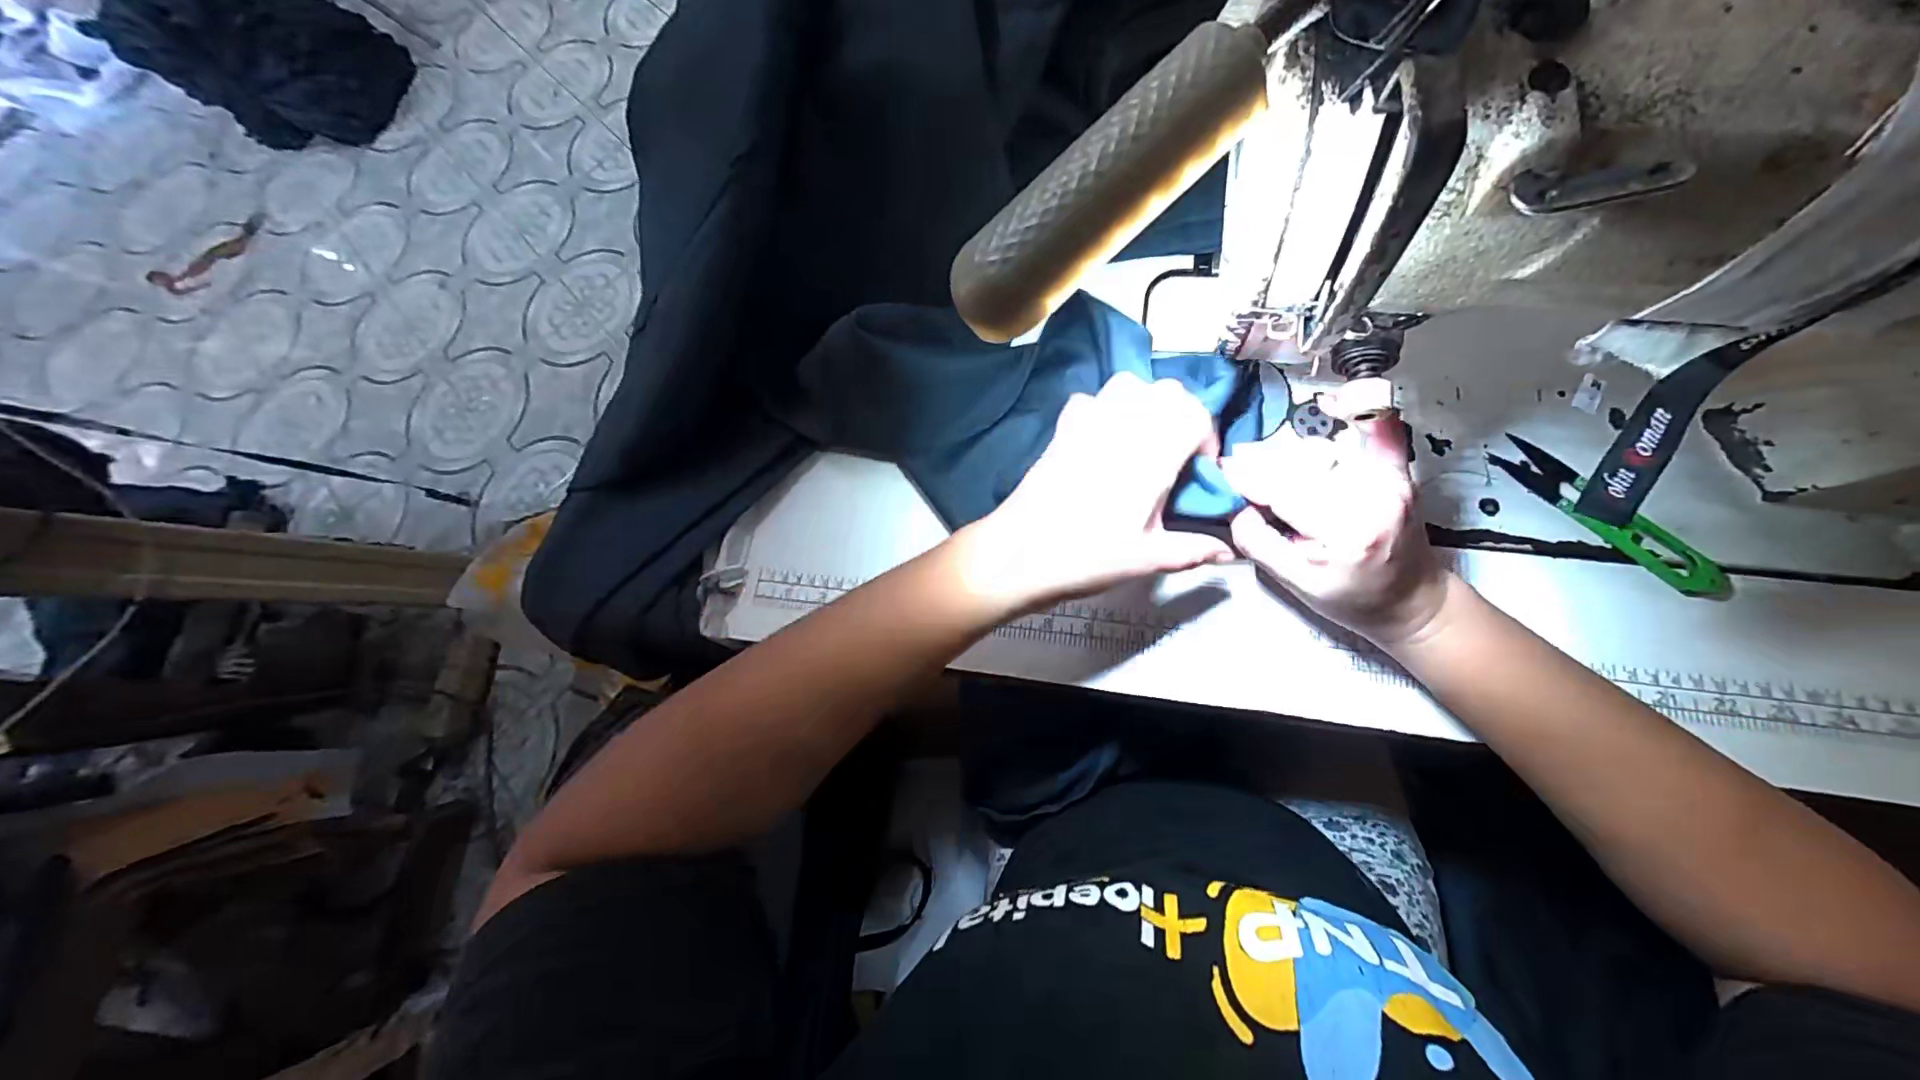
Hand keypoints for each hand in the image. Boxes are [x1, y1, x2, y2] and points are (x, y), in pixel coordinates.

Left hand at [954, 372, 1234, 611]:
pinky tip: (1104, 440)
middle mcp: (1125, 423)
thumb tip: (1227, 552)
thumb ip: (1192, 548)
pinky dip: (1108, 408)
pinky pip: (1094, 398)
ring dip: (1147, 404)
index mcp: (1154, 451)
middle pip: (1170, 392)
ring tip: (1144, 441)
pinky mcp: (1063, 426)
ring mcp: (1090, 418)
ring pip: (1132, 385)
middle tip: (1177, 455)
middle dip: (1183, 416)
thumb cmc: (1087, 555)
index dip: (1207, 438)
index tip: (1200, 469)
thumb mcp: (1147, 558)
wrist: (1020, 551)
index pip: (1198, 415)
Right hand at [1222, 414, 1451, 646]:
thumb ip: (1259, 542)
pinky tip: (1335, 403)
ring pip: (1324, 449)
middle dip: (1263, 466)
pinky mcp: (1399, 471)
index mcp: (1347, 532)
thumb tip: (1237, 505)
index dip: (1246, 478)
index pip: (1282, 490)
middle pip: (1299, 465)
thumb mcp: (1295, 583)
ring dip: (1292, 454)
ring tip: (1273, 468)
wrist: (1411, 601)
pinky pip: (1380, 428)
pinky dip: (1358, 411)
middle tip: (1239, 472)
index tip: (1221, 470)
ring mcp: (1390, 480)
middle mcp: (1374, 498)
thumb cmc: (1353, 599)